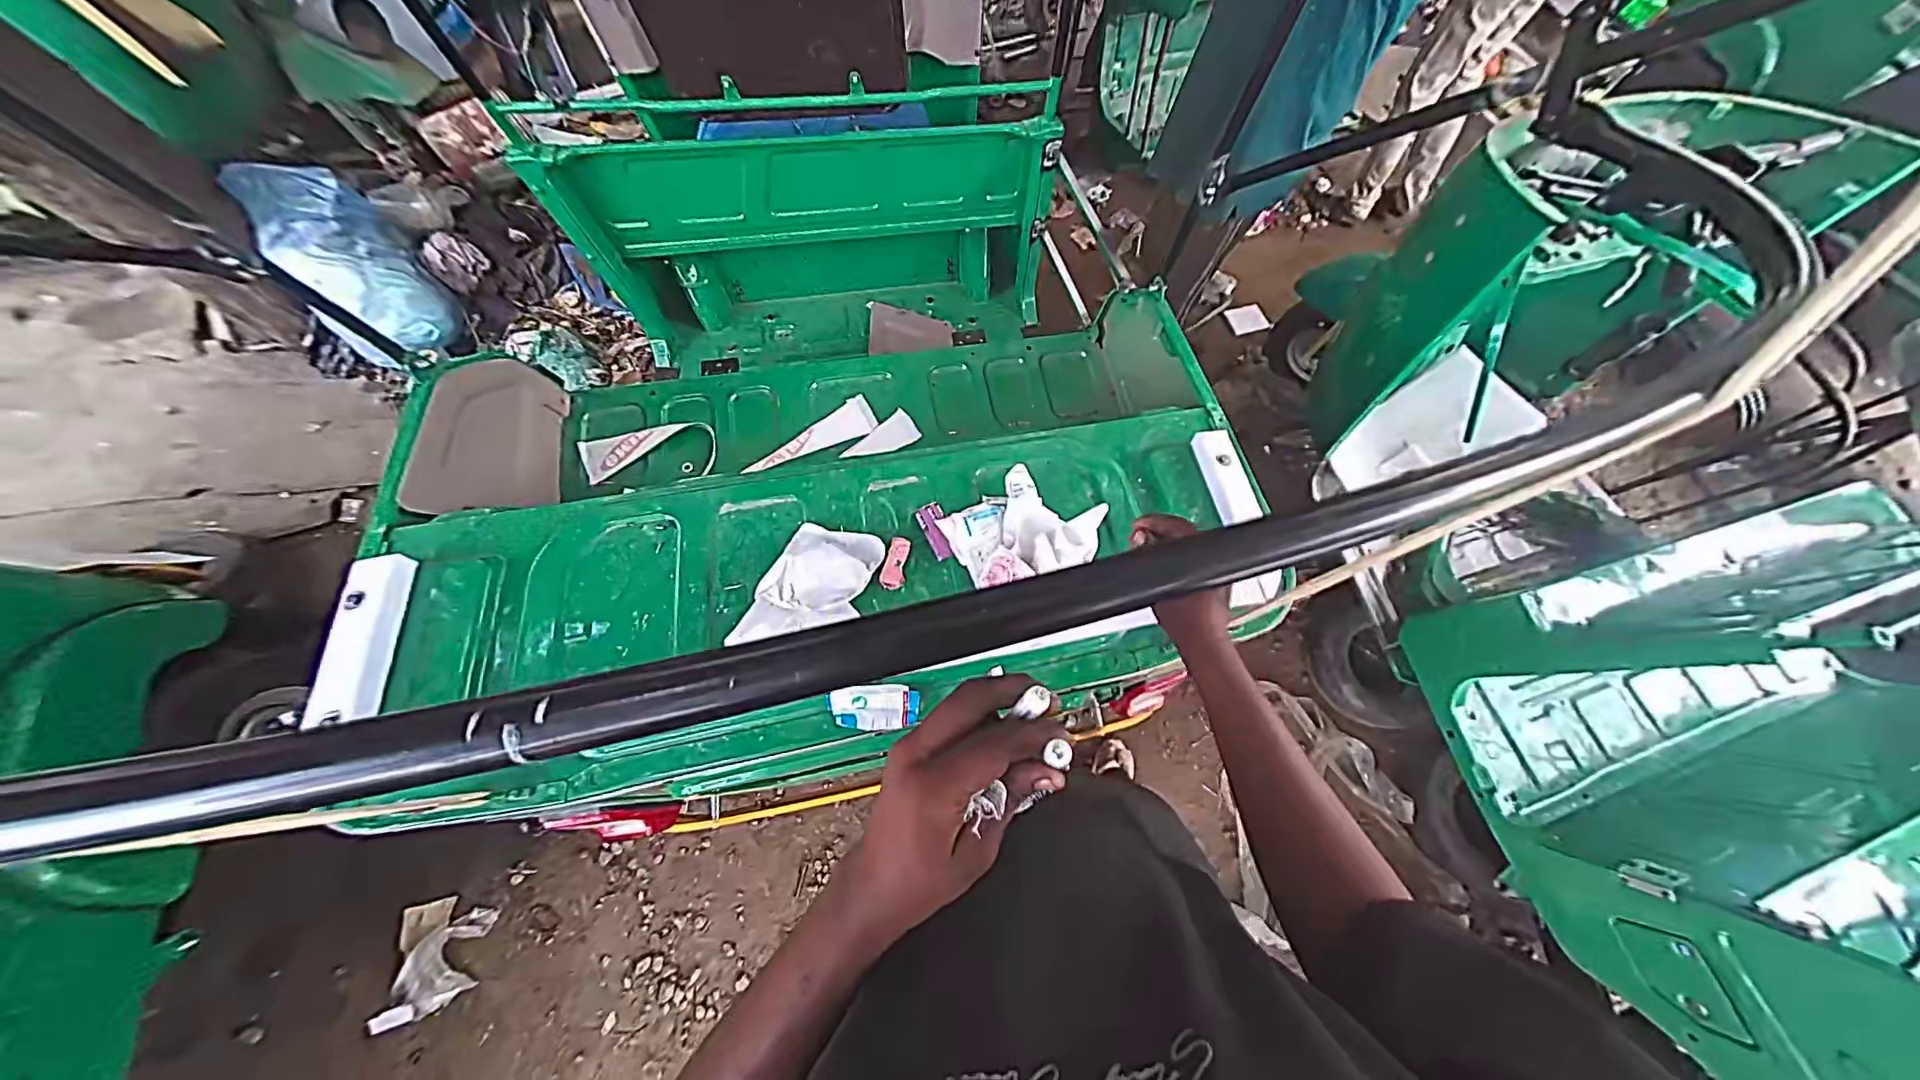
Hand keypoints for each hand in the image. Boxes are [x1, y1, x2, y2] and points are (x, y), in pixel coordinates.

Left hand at [826, 675, 1066, 945]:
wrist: (873, 887)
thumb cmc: (917, 882)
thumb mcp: (977, 851)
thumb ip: (1011, 800)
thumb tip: (1044, 769)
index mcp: (933, 786)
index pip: (995, 742)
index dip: (1034, 736)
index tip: (1059, 736)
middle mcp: (915, 756)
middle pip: (970, 699)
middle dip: (1013, 690)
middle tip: (1046, 700)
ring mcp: (908, 748)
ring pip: (958, 700)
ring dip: (997, 697)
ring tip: (1031, 711)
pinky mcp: (908, 748)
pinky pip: (950, 716)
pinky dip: (980, 713)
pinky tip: (1004, 726)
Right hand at [1130, 514, 1229, 647]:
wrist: (1203, 642)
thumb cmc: (1184, 616)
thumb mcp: (1158, 584)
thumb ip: (1147, 556)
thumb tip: (1140, 538)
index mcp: (1204, 551)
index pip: (1177, 525)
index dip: (1152, 523)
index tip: (1137, 526)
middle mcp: (1217, 556)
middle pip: (1185, 534)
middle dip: (1161, 534)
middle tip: (1139, 538)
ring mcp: (1221, 570)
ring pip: (1191, 548)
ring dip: (1171, 548)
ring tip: (1149, 552)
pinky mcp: (1221, 584)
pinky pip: (1198, 561)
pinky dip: (1181, 561)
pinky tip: (1168, 571)